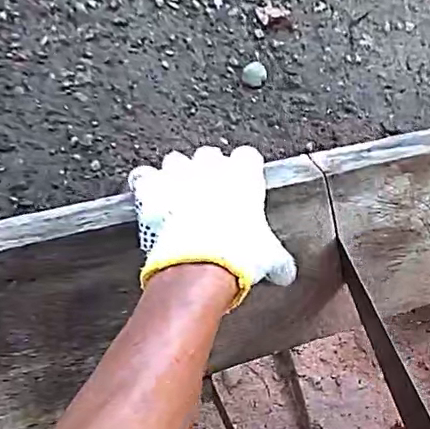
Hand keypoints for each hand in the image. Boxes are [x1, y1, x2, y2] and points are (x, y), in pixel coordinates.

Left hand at [128, 145, 296, 308]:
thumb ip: (278, 260)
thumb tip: (285, 273)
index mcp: (244, 175)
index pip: (248, 157)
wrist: (201, 264)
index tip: (245, 187)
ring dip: (177, 175)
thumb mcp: (270, 258)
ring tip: (180, 197)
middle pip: (209, 154)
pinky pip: (144, 177)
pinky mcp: (152, 190)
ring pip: (176, 161)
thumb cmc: (239, 254)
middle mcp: (211, 166)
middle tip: (212, 195)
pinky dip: (147, 187)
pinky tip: (152, 201)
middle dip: (208, 171)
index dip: (245, 172)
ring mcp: (178, 175)